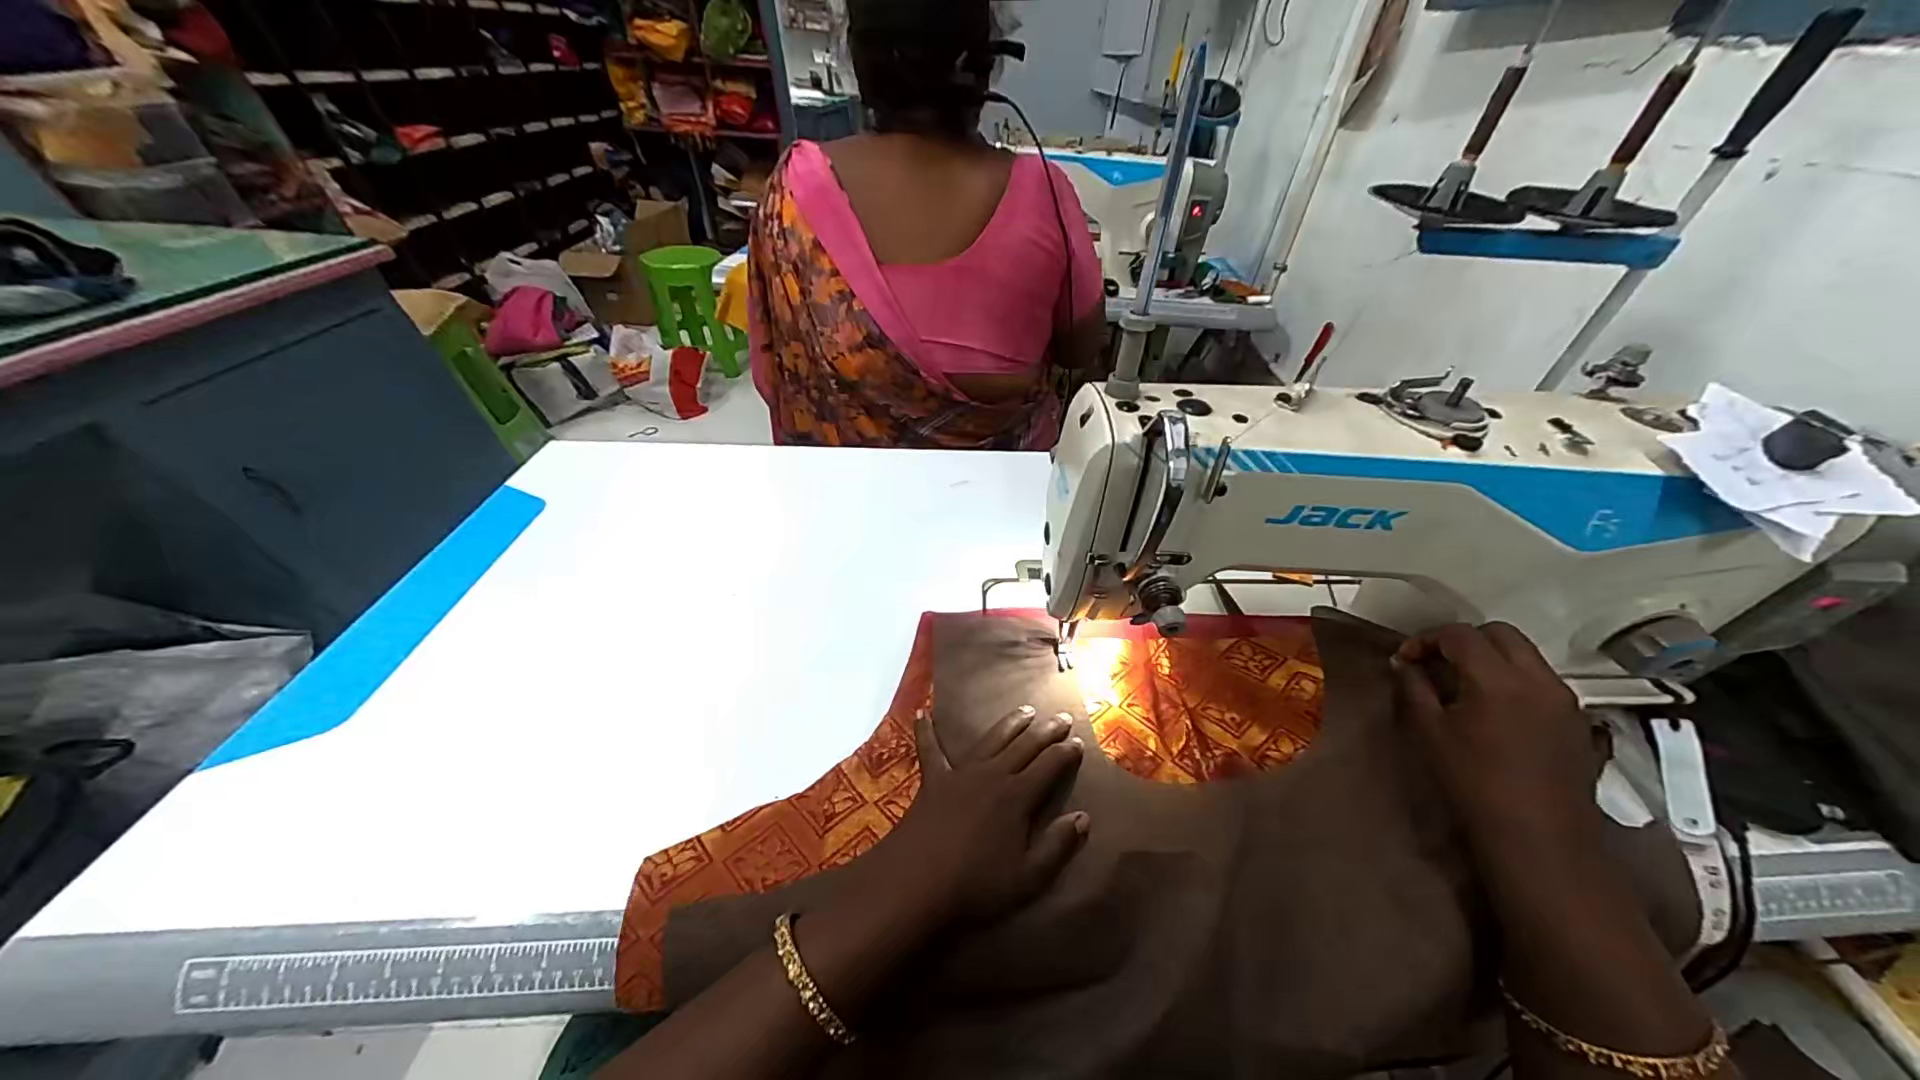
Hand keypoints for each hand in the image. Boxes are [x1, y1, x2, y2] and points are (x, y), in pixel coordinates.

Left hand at [856, 705, 1090, 931]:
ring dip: (1010, 724)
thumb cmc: (976, 885)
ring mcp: (960, 774)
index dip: (1066, 753)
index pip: (1049, 766)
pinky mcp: (933, 780)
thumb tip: (1083, 817)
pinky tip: (923, 712)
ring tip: (1025, 711)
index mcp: (1017, 797)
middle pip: (1024, 746)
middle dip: (1046, 731)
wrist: (916, 882)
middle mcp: (991, 775)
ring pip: (990, 740)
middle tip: (1062, 717)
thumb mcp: (1027, 877)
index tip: (1079, 741)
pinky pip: (931, 749)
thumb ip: (1057, 845)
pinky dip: (927, 730)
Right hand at [1391, 622, 1599, 853]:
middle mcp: (1539, 679)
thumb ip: (1414, 688)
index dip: (1426, 639)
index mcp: (1498, 680)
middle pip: (1499, 633)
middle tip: (1435, 663)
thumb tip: (1404, 664)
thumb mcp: (1429, 732)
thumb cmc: (1474, 782)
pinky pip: (1541, 680)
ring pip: (1525, 654)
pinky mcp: (1578, 719)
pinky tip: (1493, 708)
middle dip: (1463, 640)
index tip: (1405, 660)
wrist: (1539, 836)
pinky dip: (1513, 678)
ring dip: (1491, 657)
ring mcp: (1565, 699)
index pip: (1460, 635)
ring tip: (1462, 684)